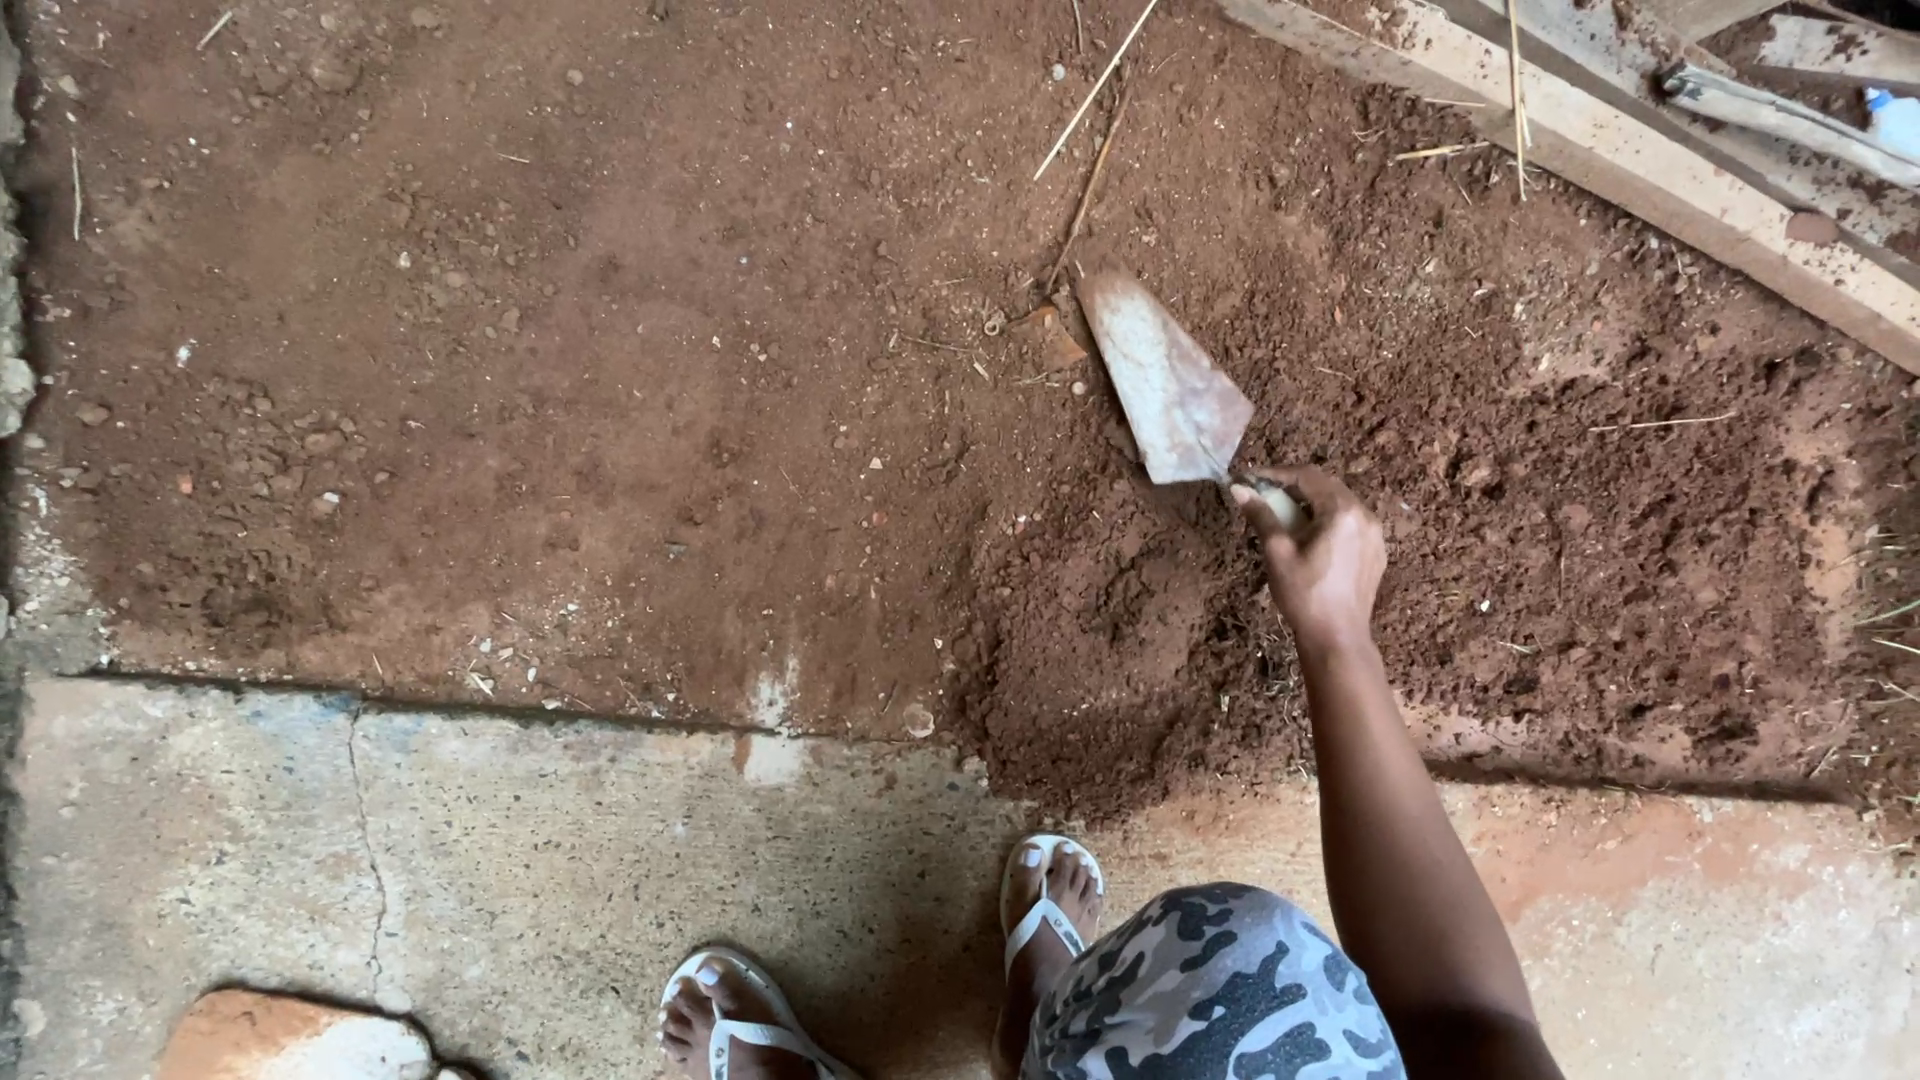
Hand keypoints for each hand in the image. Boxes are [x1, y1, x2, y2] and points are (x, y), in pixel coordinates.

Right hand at [1230, 465, 1385, 657]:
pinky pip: (1350, 524)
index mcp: (1342, 512)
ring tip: (1284, 516)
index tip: (1250, 478)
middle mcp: (1365, 516)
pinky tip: (1309, 538)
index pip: (1307, 476)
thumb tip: (1238, 488)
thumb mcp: (1277, 552)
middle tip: (1264, 495)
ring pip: (1339, 505)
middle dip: (1293, 487)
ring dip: (1310, 503)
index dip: (1276, 473)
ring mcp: (1375, 535)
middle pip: (1326, 487)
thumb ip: (1261, 516)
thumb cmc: (1304, 594)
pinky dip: (1327, 521)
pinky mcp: (1376, 553)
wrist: (1338, 637)